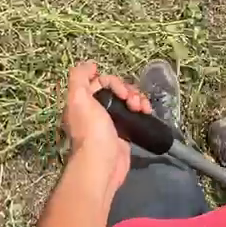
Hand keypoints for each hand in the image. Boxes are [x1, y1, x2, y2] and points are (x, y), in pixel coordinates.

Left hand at [61, 60, 151, 195]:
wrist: (103, 162)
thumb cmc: (91, 130)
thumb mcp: (78, 99)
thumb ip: (79, 77)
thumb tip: (90, 64)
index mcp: (83, 101)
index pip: (101, 81)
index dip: (113, 82)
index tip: (122, 93)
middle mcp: (95, 110)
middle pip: (116, 90)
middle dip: (128, 91)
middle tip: (133, 102)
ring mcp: (110, 121)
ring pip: (127, 100)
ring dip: (138, 99)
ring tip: (142, 109)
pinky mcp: (124, 132)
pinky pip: (134, 114)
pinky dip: (142, 110)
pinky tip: (147, 113)